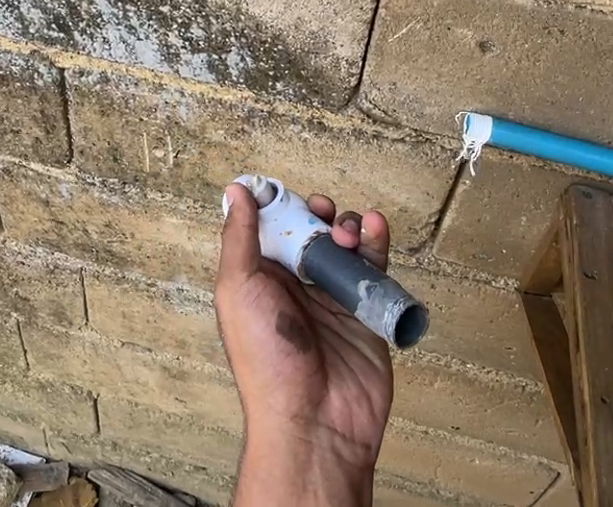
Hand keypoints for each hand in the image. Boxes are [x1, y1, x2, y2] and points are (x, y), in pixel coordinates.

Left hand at [216, 183, 391, 506]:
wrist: (314, 421)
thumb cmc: (266, 359)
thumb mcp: (238, 290)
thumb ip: (240, 238)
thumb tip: (236, 190)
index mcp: (261, 278)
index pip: (271, 227)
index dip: (281, 205)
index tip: (288, 193)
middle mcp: (296, 284)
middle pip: (311, 230)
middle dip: (318, 213)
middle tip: (322, 216)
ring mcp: (333, 295)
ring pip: (344, 242)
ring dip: (347, 225)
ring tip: (347, 235)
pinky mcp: (367, 308)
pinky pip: (373, 266)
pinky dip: (376, 240)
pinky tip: (374, 227)